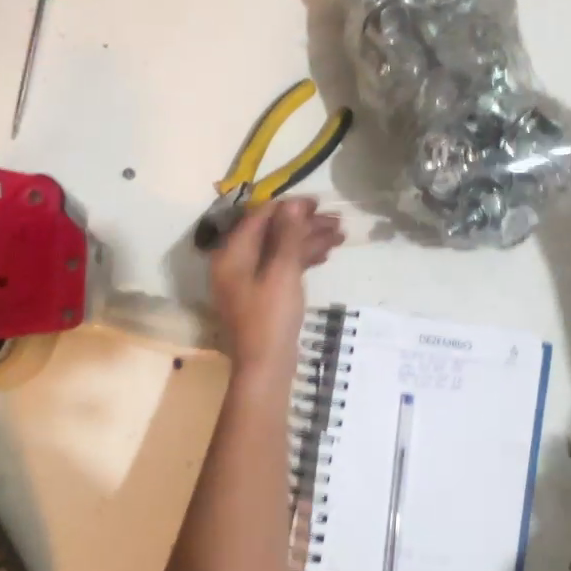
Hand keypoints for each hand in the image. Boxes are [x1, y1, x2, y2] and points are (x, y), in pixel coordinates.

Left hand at [210, 197, 344, 374]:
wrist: (266, 368)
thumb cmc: (271, 318)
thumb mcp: (282, 272)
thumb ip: (287, 235)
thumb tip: (293, 204)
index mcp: (231, 254)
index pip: (259, 218)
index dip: (289, 207)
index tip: (318, 202)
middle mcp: (235, 263)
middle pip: (271, 233)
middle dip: (303, 226)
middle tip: (336, 220)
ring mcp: (247, 281)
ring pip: (279, 251)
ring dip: (307, 241)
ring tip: (339, 237)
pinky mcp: (261, 296)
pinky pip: (280, 268)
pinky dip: (301, 260)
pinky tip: (324, 256)